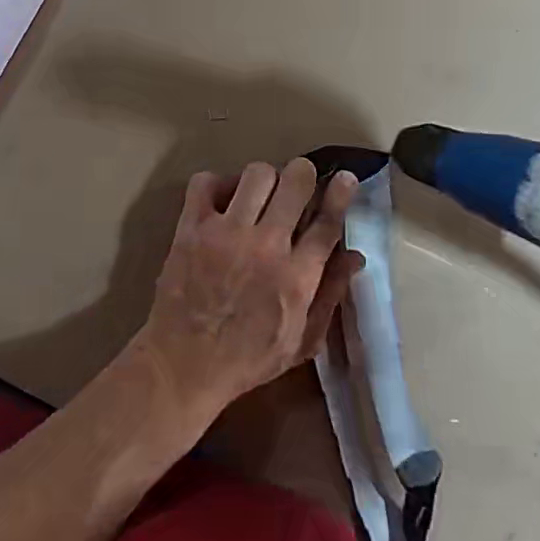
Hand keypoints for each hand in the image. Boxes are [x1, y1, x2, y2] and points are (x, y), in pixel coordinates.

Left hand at [130, 158, 363, 421]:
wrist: (184, 365)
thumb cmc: (248, 359)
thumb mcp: (302, 341)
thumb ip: (330, 295)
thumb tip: (354, 256)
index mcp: (296, 277)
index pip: (326, 222)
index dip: (340, 194)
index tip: (345, 178)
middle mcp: (265, 246)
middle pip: (295, 183)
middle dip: (303, 175)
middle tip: (298, 183)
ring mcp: (225, 234)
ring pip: (256, 175)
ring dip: (265, 179)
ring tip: (260, 194)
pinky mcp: (191, 228)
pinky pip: (205, 182)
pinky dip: (217, 183)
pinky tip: (224, 199)